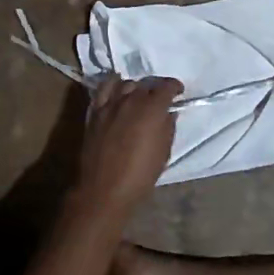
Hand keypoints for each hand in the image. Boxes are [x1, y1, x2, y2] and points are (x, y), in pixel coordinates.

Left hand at [75, 76, 181, 214]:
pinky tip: (117, 89)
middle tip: (160, 101)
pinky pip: (104, 89)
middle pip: (147, 84)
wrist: (104, 190)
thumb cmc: (140, 174)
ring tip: (139, 97)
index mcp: (152, 109)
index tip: (179, 93)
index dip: (175, 87)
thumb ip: (168, 126)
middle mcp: (132, 100)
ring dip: (136, 88)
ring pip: (126, 84)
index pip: (167, 86)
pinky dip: (113, 84)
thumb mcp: (164, 151)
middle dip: (156, 89)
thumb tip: (168, 114)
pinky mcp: (95, 112)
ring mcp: (111, 104)